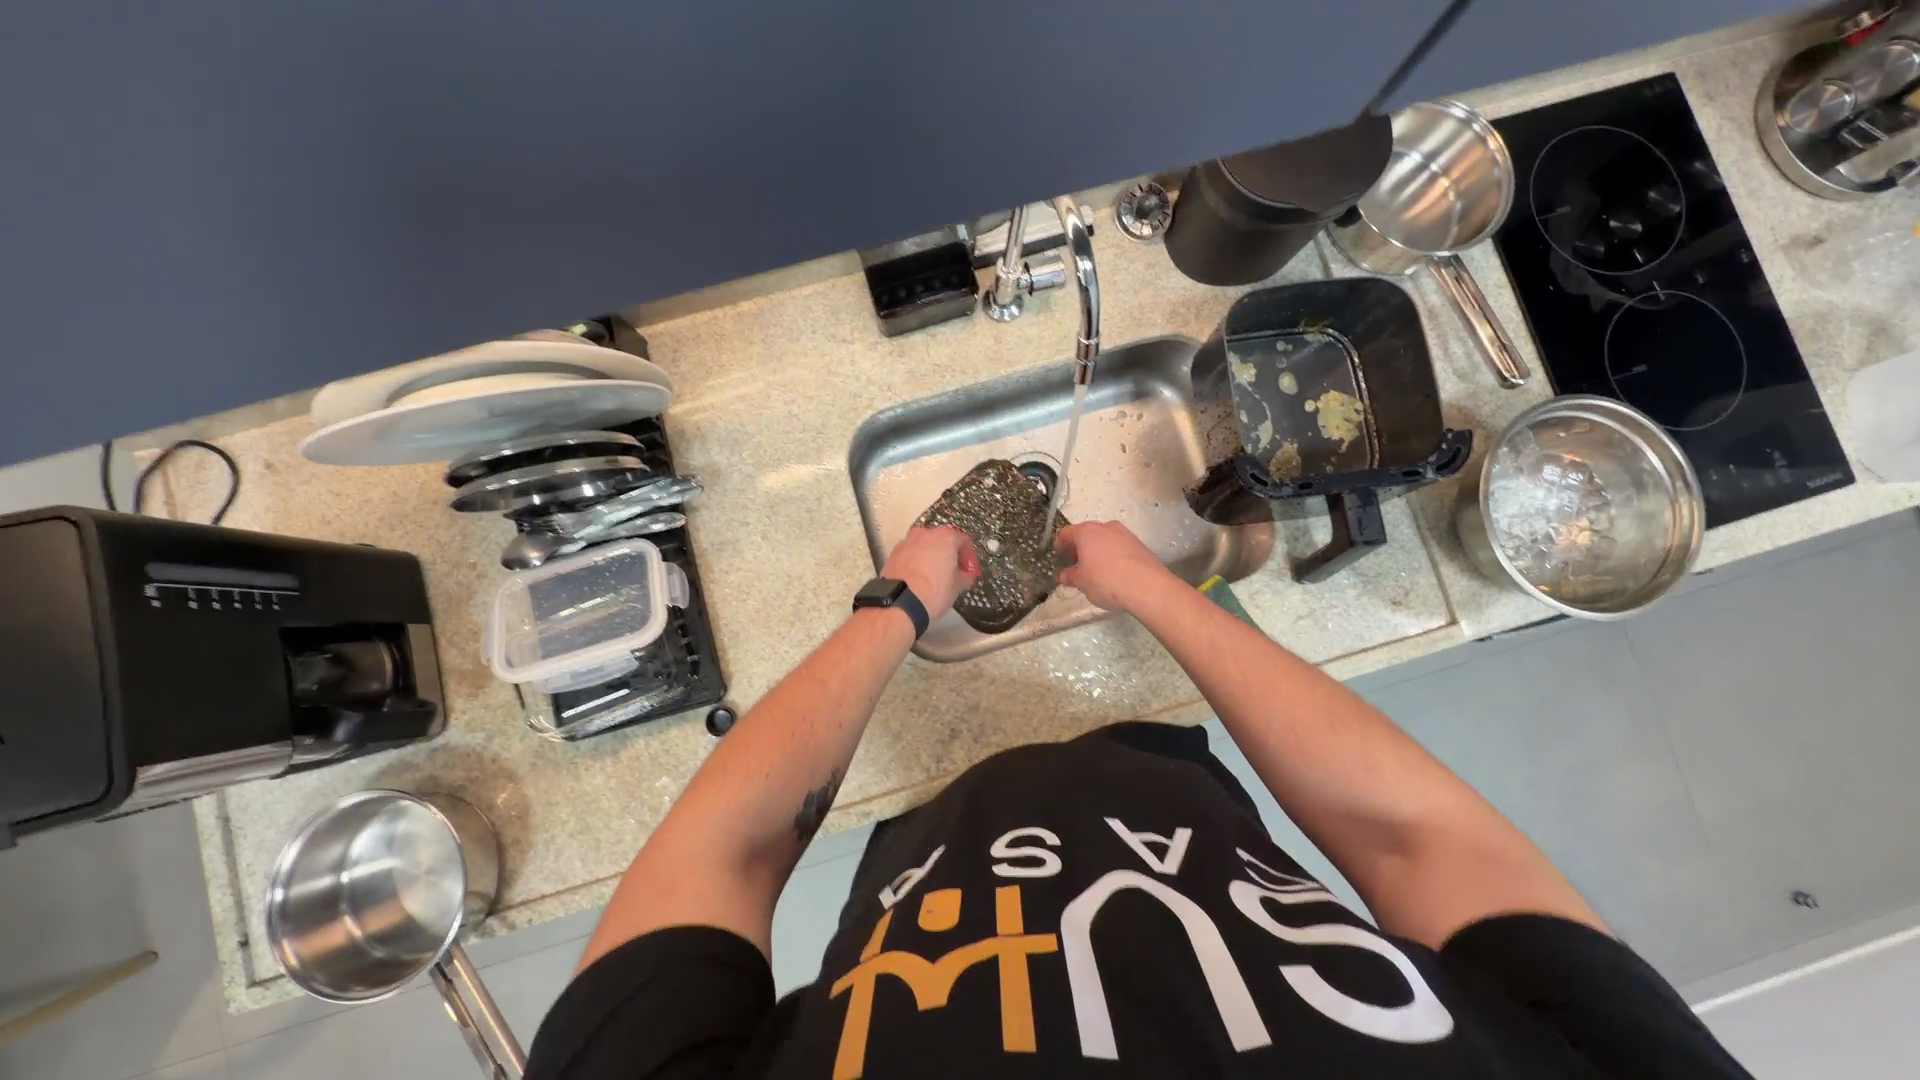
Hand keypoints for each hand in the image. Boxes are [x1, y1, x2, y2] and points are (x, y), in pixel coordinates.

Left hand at [879, 526, 980, 618]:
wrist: (900, 602)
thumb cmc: (934, 591)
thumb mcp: (957, 587)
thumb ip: (965, 576)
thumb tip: (966, 576)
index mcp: (945, 537)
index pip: (963, 541)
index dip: (969, 558)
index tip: (971, 571)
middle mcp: (925, 534)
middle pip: (942, 540)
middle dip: (950, 555)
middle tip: (955, 572)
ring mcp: (906, 542)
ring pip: (924, 546)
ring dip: (932, 557)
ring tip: (936, 575)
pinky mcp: (893, 554)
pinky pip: (911, 555)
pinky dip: (917, 562)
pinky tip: (919, 578)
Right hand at [1055, 521, 1176, 613]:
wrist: (1147, 586)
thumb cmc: (1106, 581)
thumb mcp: (1082, 582)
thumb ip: (1071, 576)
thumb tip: (1064, 575)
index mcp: (1087, 532)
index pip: (1066, 533)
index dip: (1059, 544)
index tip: (1058, 554)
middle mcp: (1106, 527)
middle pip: (1087, 534)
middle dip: (1079, 548)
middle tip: (1075, 563)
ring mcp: (1125, 534)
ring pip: (1104, 539)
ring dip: (1096, 551)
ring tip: (1094, 569)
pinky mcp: (1139, 545)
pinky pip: (1119, 547)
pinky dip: (1112, 555)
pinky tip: (1113, 572)